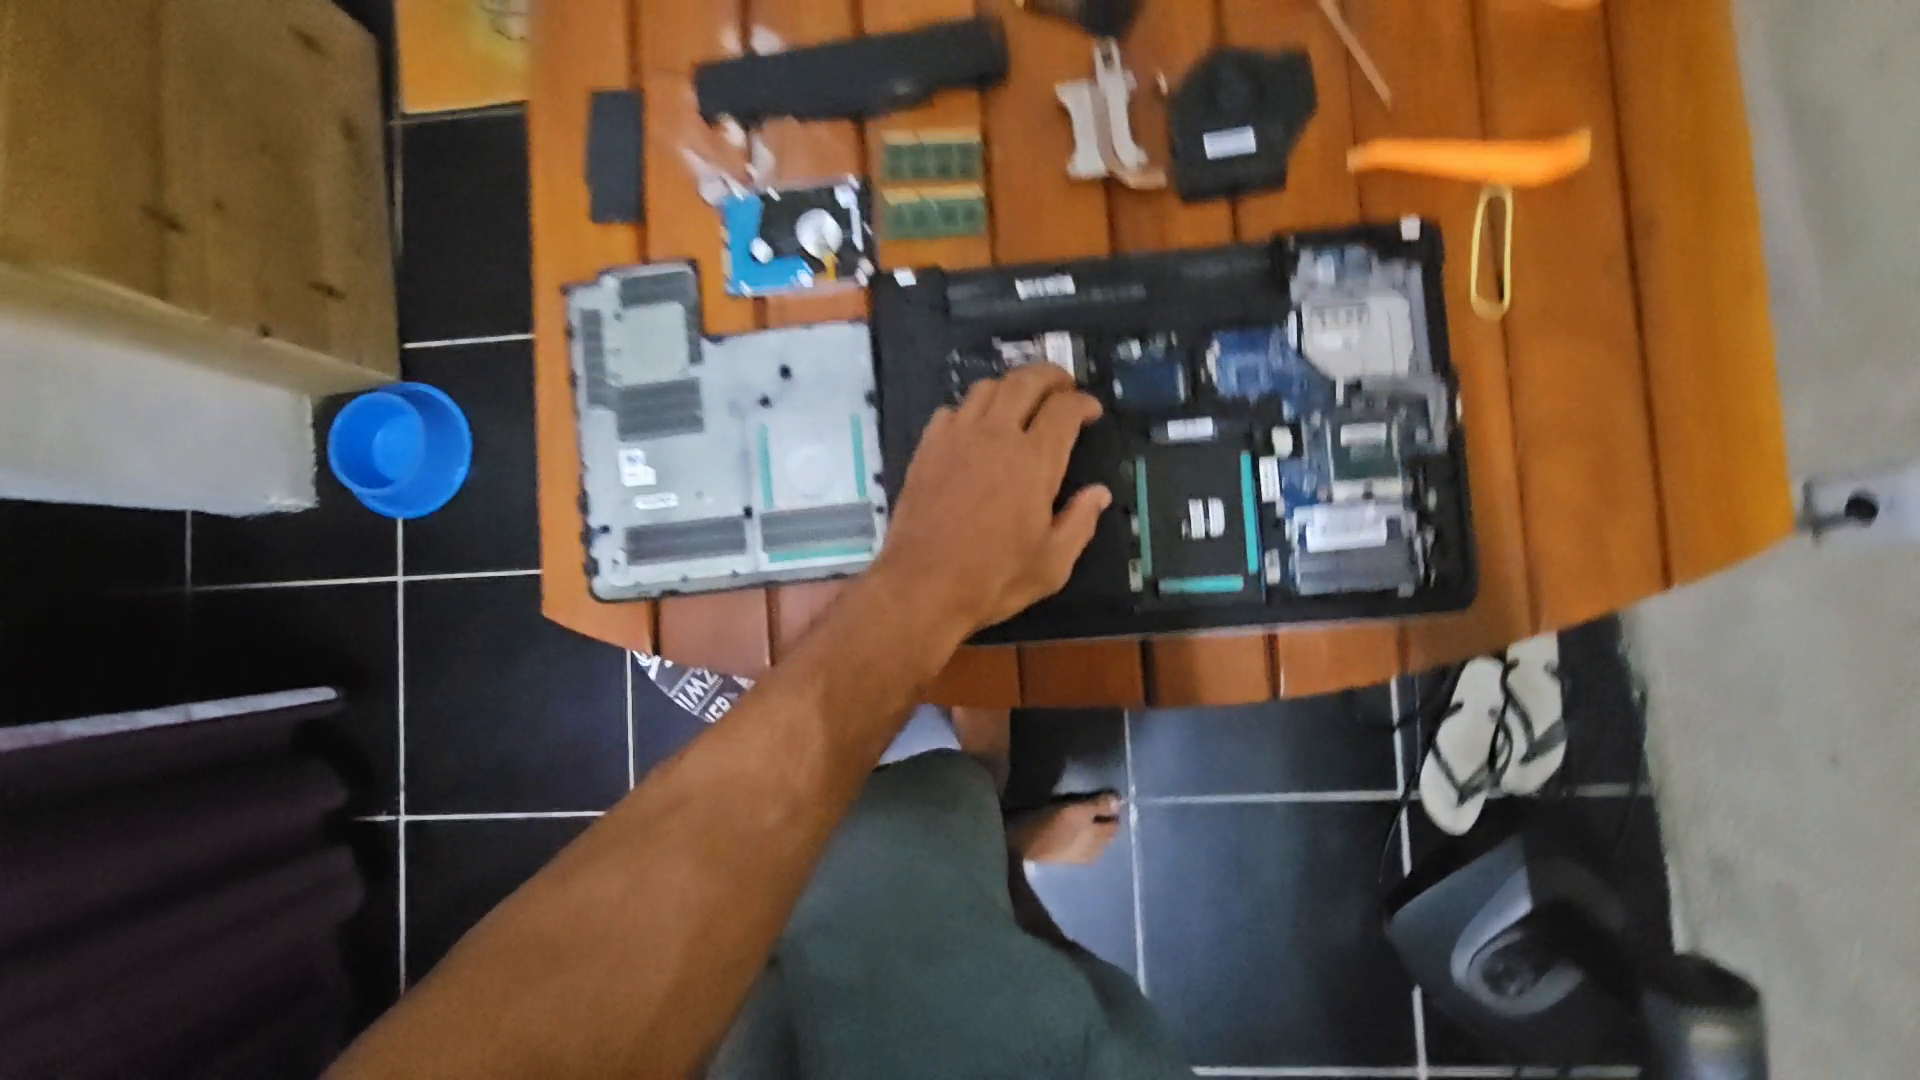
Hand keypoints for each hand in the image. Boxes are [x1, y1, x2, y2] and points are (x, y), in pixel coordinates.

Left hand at [872, 363, 1111, 635]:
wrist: (922, 584)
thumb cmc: (993, 578)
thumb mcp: (1052, 563)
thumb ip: (1080, 523)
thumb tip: (1098, 493)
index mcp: (1034, 460)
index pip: (1064, 409)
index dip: (1083, 403)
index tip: (1091, 410)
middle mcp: (995, 436)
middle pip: (1025, 381)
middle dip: (1050, 376)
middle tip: (1063, 385)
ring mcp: (956, 437)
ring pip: (986, 388)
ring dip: (1010, 386)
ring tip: (1021, 400)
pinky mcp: (927, 448)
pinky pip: (951, 410)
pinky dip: (971, 409)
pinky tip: (974, 426)